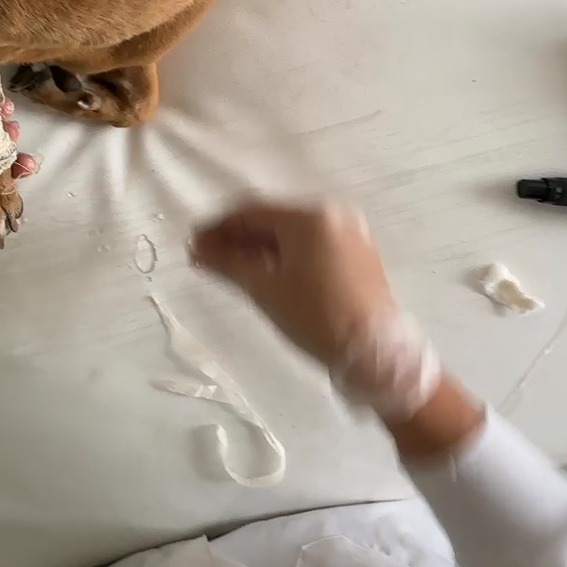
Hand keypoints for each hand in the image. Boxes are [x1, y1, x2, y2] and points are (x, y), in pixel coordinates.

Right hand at [191, 201, 440, 419]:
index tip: (192, 242)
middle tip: (204, 257)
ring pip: (289, 234)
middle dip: (235, 237)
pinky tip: (258, 272)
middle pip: (270, 219)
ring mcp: (347, 234)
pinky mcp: (355, 254)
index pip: (251, 210)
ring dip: (255, 248)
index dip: (218, 226)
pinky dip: (281, 256)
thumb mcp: (263, 289)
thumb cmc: (315, 317)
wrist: (375, 355)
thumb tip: (196, 249)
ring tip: (226, 267)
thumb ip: (226, 263)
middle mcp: (331, 215)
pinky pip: (307, 246)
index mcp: (310, 216)